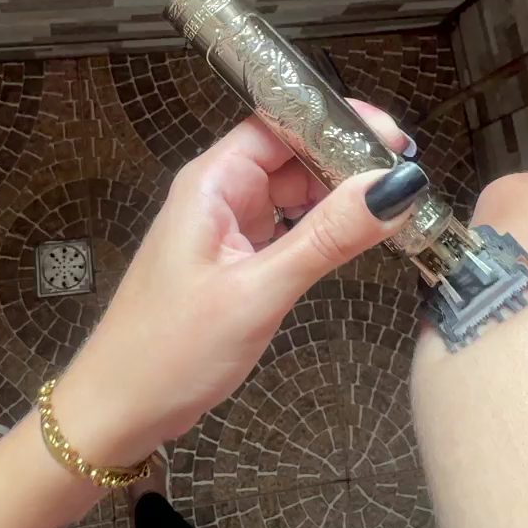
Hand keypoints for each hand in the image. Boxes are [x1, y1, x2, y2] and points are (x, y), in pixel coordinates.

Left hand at [52, 103, 427, 465]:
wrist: (120, 408)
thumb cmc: (172, 350)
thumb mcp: (257, 291)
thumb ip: (326, 238)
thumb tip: (393, 188)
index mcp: (212, 182)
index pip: (279, 123)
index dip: (336, 120)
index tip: (393, 138)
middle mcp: (219, 193)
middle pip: (290, 153)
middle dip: (346, 159)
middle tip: (407, 178)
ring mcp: (226, 226)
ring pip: (292, 191)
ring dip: (337, 195)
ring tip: (393, 205)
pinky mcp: (234, 258)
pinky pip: (285, 226)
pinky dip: (320, 228)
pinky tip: (354, 236)